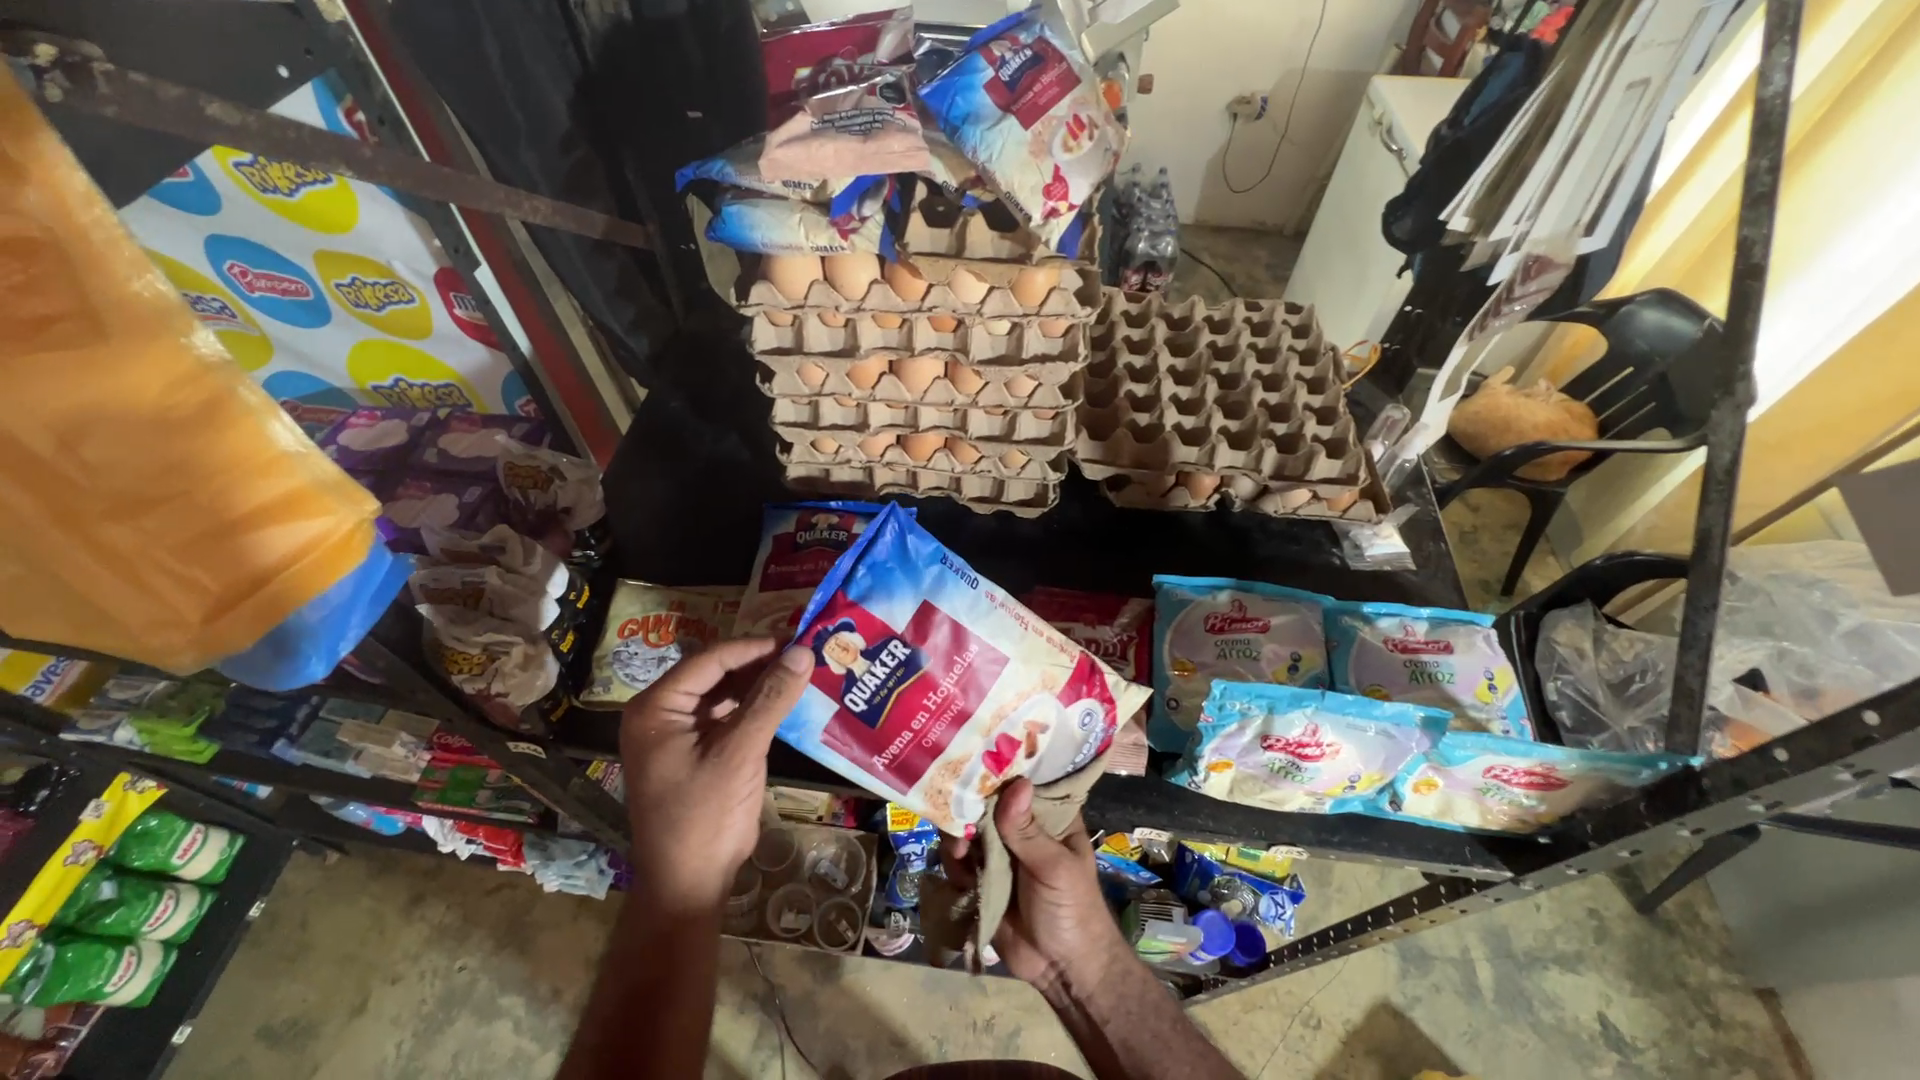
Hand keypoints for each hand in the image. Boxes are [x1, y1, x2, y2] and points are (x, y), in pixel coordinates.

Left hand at [620, 638, 809, 911]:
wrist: (688, 884)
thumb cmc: (704, 816)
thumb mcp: (739, 753)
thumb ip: (770, 699)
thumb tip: (803, 652)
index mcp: (655, 708)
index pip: (709, 660)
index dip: (754, 647)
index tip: (796, 640)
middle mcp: (660, 715)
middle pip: (714, 674)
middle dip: (758, 664)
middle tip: (804, 653)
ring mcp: (677, 736)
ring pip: (723, 695)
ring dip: (759, 685)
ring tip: (801, 672)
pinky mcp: (696, 754)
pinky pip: (726, 719)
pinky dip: (754, 710)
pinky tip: (786, 702)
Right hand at [942, 778, 1131, 1000]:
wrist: (1062, 970)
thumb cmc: (1073, 910)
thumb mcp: (1055, 867)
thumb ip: (1028, 830)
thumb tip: (1016, 784)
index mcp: (1050, 820)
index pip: (1024, 784)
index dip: (1001, 772)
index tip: (976, 760)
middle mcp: (1022, 831)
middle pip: (988, 805)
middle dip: (970, 808)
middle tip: (958, 816)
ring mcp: (1001, 857)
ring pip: (969, 832)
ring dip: (959, 838)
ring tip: (959, 852)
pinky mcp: (982, 882)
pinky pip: (959, 863)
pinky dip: (954, 864)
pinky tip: (958, 873)